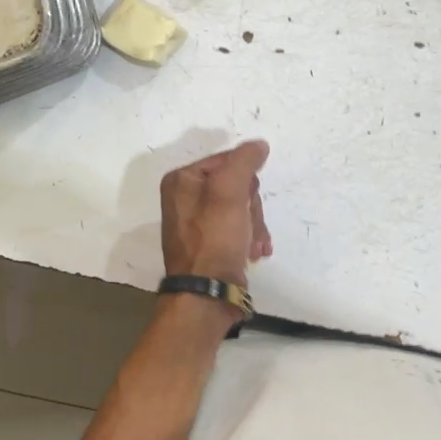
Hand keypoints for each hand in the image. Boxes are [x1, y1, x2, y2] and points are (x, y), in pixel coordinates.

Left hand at [159, 140, 271, 284]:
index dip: (246, 178)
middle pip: (235, 186)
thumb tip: (259, 145)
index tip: (249, 198)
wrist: (208, 294)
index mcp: (181, 181)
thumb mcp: (230, 191)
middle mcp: (185, 199)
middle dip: (251, 207)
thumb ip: (244, 161)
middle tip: (250, 225)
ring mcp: (197, 223)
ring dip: (255, 225)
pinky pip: (237, 229)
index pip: (226, 160)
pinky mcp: (209, 244)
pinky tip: (255, 252)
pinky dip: (250, 238)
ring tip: (256, 245)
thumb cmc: (215, 238)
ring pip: (241, 208)